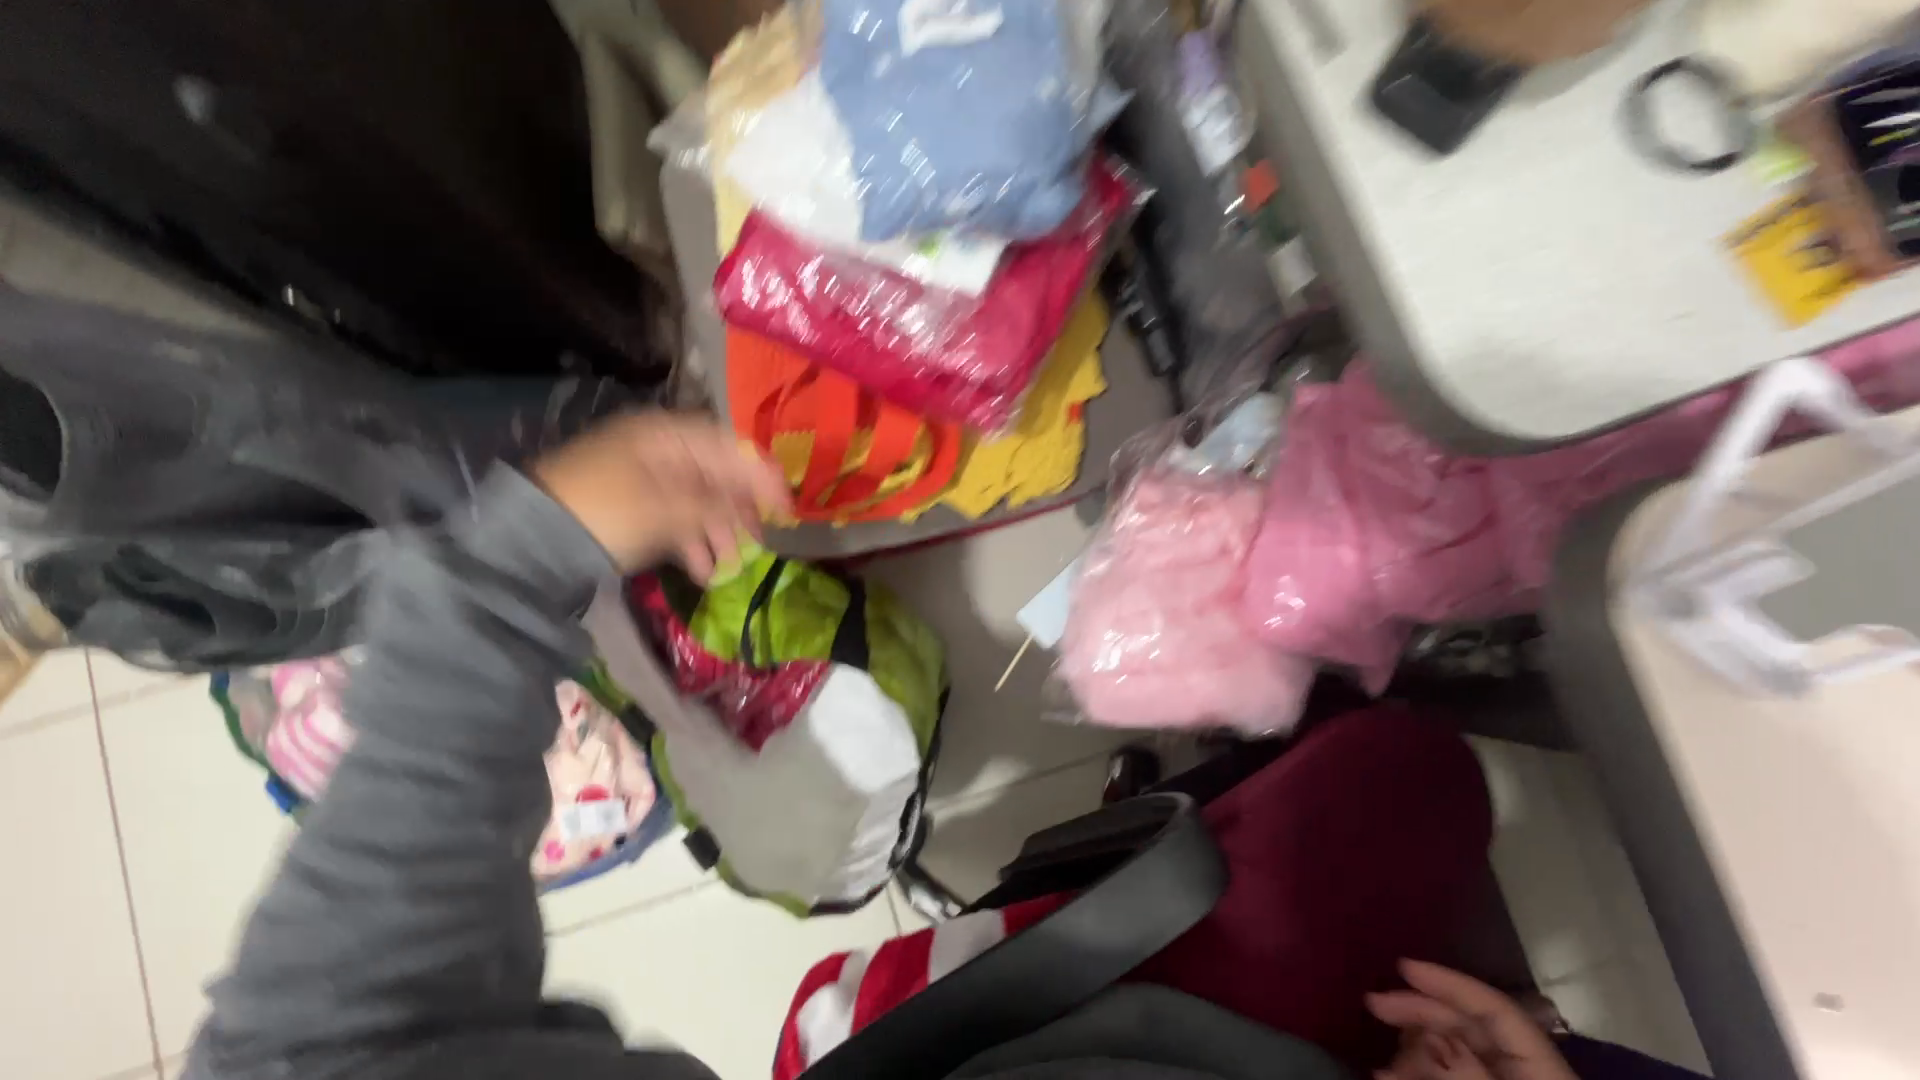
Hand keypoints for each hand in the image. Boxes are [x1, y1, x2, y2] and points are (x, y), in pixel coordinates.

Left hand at [531, 411, 789, 579]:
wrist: (531, 541)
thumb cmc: (606, 512)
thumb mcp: (667, 508)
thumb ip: (717, 504)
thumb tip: (755, 504)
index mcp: (665, 436)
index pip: (728, 447)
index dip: (761, 475)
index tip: (786, 506)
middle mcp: (658, 450)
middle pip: (716, 475)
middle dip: (740, 510)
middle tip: (761, 539)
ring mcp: (643, 477)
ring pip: (697, 500)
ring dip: (717, 532)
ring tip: (729, 565)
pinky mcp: (631, 505)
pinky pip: (675, 517)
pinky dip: (691, 541)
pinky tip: (701, 571)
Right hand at [1367, 960, 1576, 1079]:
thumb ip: (1470, 1074)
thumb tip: (1433, 1041)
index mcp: (1541, 1065)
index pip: (1495, 1008)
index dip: (1449, 982)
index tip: (1402, 966)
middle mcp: (1521, 1067)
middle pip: (1466, 1024)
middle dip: (1418, 1014)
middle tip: (1373, 1004)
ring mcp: (1499, 1079)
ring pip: (1450, 1050)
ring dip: (1412, 1051)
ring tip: (1384, 1068)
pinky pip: (1446, 1074)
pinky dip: (1416, 1071)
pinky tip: (1388, 1076)